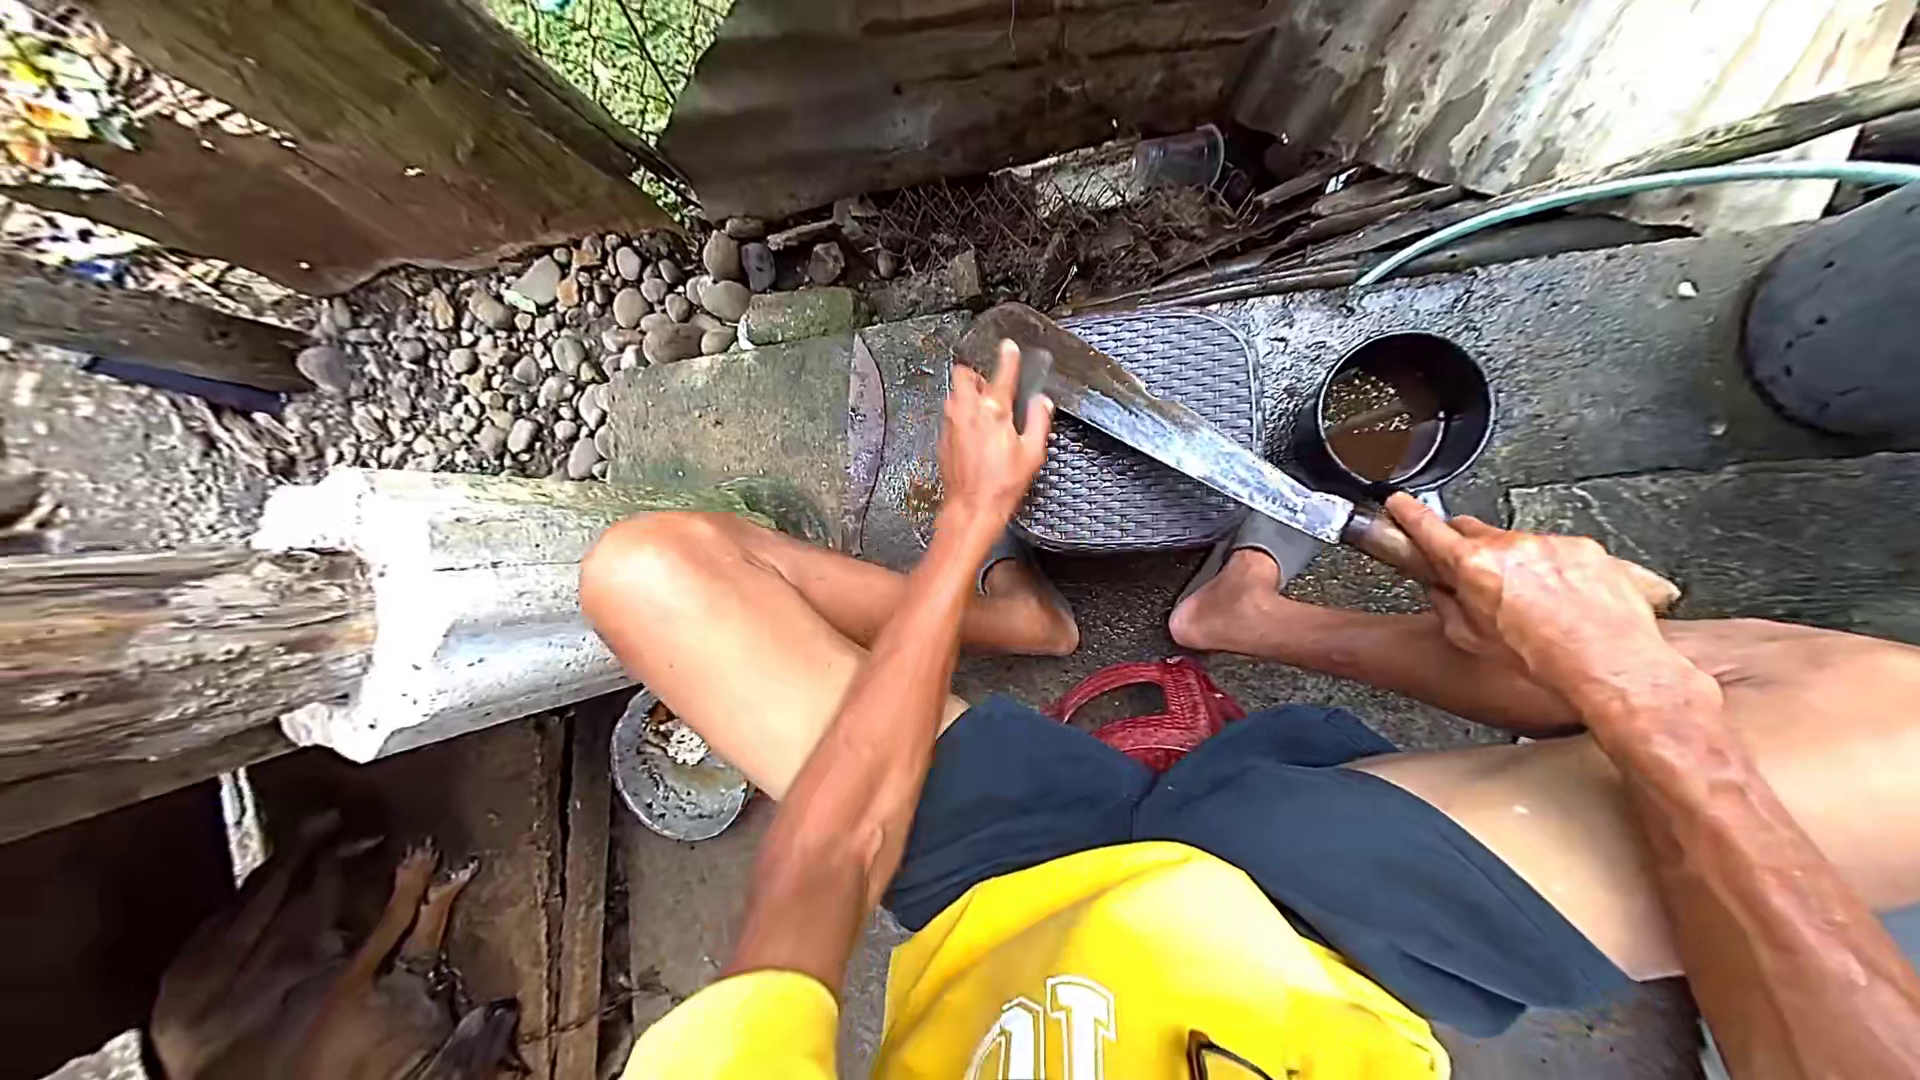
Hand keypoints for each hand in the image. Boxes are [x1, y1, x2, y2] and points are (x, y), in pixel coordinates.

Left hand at [937, 339, 1052, 527]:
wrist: (972, 508)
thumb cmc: (1000, 485)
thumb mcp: (1032, 453)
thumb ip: (1038, 421)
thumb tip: (1042, 403)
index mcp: (993, 411)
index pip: (1002, 373)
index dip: (1007, 357)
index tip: (1009, 348)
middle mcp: (967, 412)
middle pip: (963, 374)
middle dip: (976, 373)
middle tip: (989, 382)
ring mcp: (951, 424)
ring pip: (954, 393)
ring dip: (967, 392)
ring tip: (983, 406)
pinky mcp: (943, 438)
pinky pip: (950, 414)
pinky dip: (961, 413)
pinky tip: (973, 429)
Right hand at [1385, 493, 1714, 714]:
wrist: (1608, 664)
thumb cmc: (1539, 658)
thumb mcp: (1469, 638)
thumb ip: (1446, 605)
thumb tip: (1441, 591)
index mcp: (1470, 565)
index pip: (1427, 526)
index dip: (1408, 512)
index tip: (1401, 503)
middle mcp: (1508, 546)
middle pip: (1473, 529)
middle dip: (1468, 547)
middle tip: (1477, 574)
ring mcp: (1549, 544)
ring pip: (1517, 542)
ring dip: (1516, 561)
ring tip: (1535, 600)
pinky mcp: (1586, 548)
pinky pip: (1558, 550)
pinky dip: (1555, 568)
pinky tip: (1565, 598)